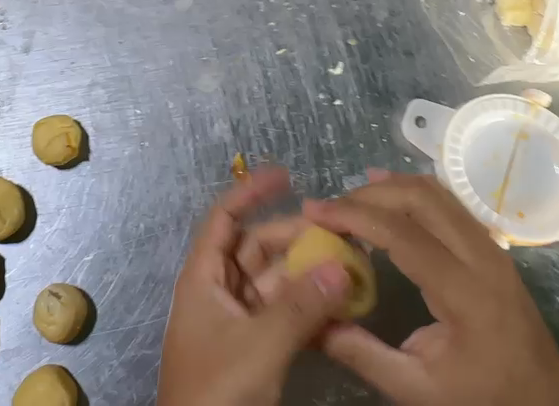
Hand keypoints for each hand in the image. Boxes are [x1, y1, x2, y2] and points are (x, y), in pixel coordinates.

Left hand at [158, 167, 356, 405]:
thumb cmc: (217, 389)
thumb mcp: (259, 345)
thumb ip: (302, 306)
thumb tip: (341, 264)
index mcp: (205, 276)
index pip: (225, 218)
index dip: (251, 192)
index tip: (287, 176)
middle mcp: (220, 290)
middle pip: (257, 248)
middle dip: (296, 238)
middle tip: (342, 233)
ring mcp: (237, 322)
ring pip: (276, 285)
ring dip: (310, 276)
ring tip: (353, 267)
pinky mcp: (254, 352)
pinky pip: (284, 318)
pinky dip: (310, 312)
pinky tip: (344, 309)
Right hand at [306, 169, 558, 405]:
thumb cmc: (483, 400)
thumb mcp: (418, 390)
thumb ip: (363, 354)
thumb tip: (312, 320)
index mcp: (467, 295)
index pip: (401, 233)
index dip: (353, 215)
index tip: (313, 212)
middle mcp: (484, 259)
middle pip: (419, 198)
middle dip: (367, 195)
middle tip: (328, 208)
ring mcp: (493, 248)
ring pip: (436, 191)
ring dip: (389, 188)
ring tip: (349, 201)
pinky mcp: (494, 247)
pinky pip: (449, 202)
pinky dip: (412, 192)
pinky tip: (387, 196)